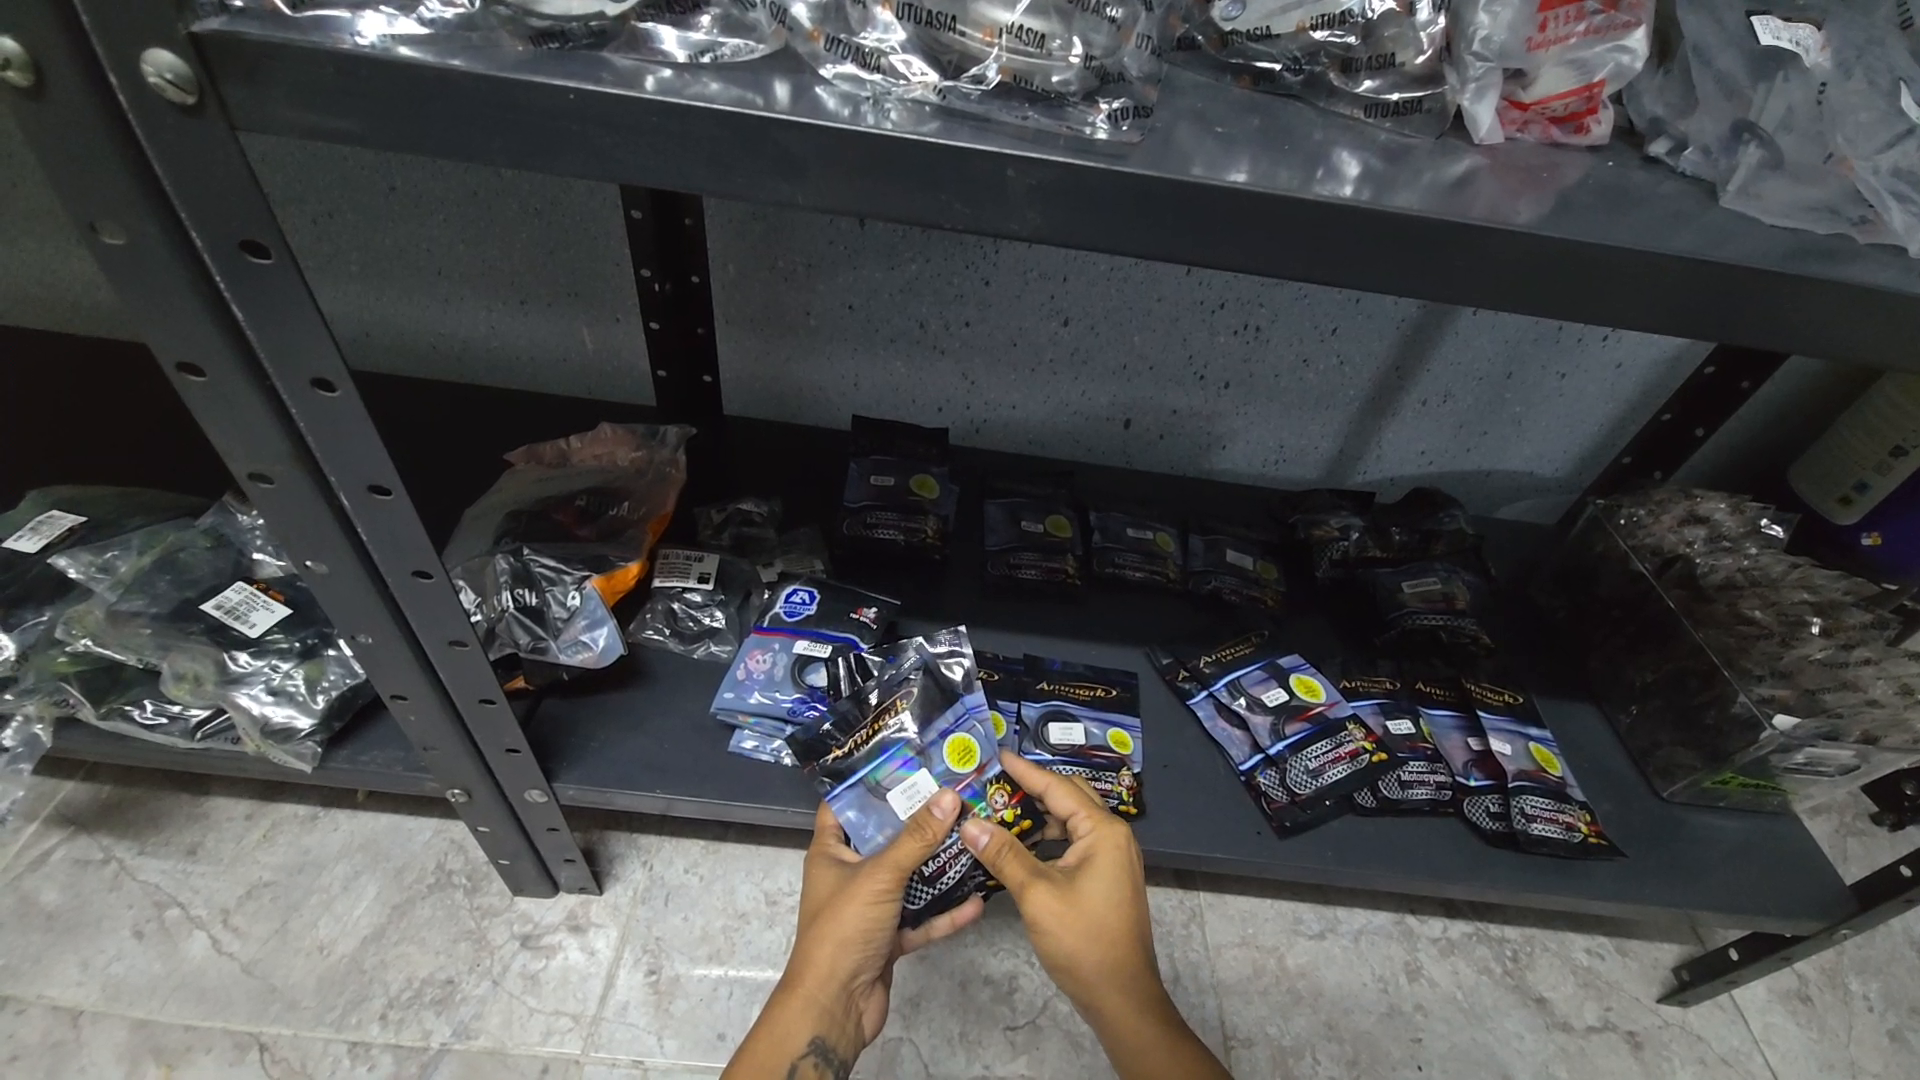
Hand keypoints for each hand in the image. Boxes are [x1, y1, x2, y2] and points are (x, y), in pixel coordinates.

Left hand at [725, 789, 984, 1079]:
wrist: (835, 1008)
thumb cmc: (844, 928)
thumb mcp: (881, 874)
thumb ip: (917, 837)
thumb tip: (949, 795)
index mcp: (831, 852)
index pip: (843, 806)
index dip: (868, 784)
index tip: (906, 765)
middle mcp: (849, 874)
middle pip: (885, 840)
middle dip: (918, 824)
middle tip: (954, 798)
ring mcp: (870, 908)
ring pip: (908, 880)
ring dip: (936, 868)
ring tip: (971, 841)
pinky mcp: (889, 939)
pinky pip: (920, 919)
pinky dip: (945, 913)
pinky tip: (975, 902)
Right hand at [959, 753, 1230, 1079]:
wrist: (1122, 997)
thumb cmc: (1082, 941)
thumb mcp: (1037, 894)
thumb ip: (1004, 854)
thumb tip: (970, 823)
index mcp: (1102, 831)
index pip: (1057, 788)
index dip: (1025, 771)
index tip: (997, 755)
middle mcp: (1112, 836)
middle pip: (1068, 798)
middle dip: (1032, 789)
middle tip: (995, 783)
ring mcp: (1111, 858)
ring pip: (1070, 822)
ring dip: (1039, 816)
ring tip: (1001, 812)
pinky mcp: (1106, 877)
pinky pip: (1074, 843)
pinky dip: (1048, 839)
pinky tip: (1021, 847)